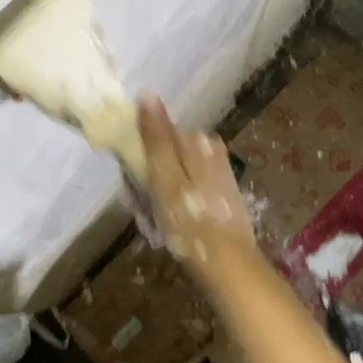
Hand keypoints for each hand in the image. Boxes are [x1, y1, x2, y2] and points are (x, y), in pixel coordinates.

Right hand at [137, 93, 256, 281]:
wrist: (231, 269)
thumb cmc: (191, 223)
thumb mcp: (164, 177)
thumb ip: (155, 135)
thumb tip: (147, 94)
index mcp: (196, 142)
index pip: (152, 137)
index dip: (135, 163)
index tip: (132, 191)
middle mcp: (209, 151)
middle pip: (162, 158)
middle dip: (146, 186)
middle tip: (144, 215)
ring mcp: (216, 174)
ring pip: (171, 178)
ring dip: (157, 202)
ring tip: (156, 229)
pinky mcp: (219, 195)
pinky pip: (185, 194)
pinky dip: (174, 210)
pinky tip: (170, 232)